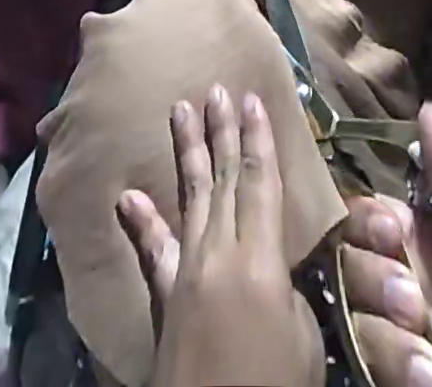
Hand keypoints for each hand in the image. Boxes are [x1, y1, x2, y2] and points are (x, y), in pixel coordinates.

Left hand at [116, 84, 322, 386]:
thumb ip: (287, 290)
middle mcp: (218, 251)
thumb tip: (272, 269)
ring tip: (179, 109)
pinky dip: (142, 222)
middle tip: (216, 89)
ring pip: (189, 196)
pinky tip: (127, 195)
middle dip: (220, 130)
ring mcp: (186, 270)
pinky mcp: (165, 297)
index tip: (252, 99)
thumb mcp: (304, 341)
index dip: (258, 139)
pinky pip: (153, 251)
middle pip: (222, 178)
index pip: (259, 183)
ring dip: (186, 151)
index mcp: (260, 260)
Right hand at [337, 104, 431, 386]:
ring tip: (423, 333)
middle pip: (347, 245)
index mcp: (429, 232)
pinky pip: (369, 351)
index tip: (391, 226)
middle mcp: (405, 269)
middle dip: (366, 260)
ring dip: (380, 310)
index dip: (367, 211)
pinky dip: (395, 359)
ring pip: (350, 294)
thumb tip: (425, 108)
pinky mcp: (400, 368)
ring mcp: (400, 321)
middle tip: (407, 287)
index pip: (371, 205)